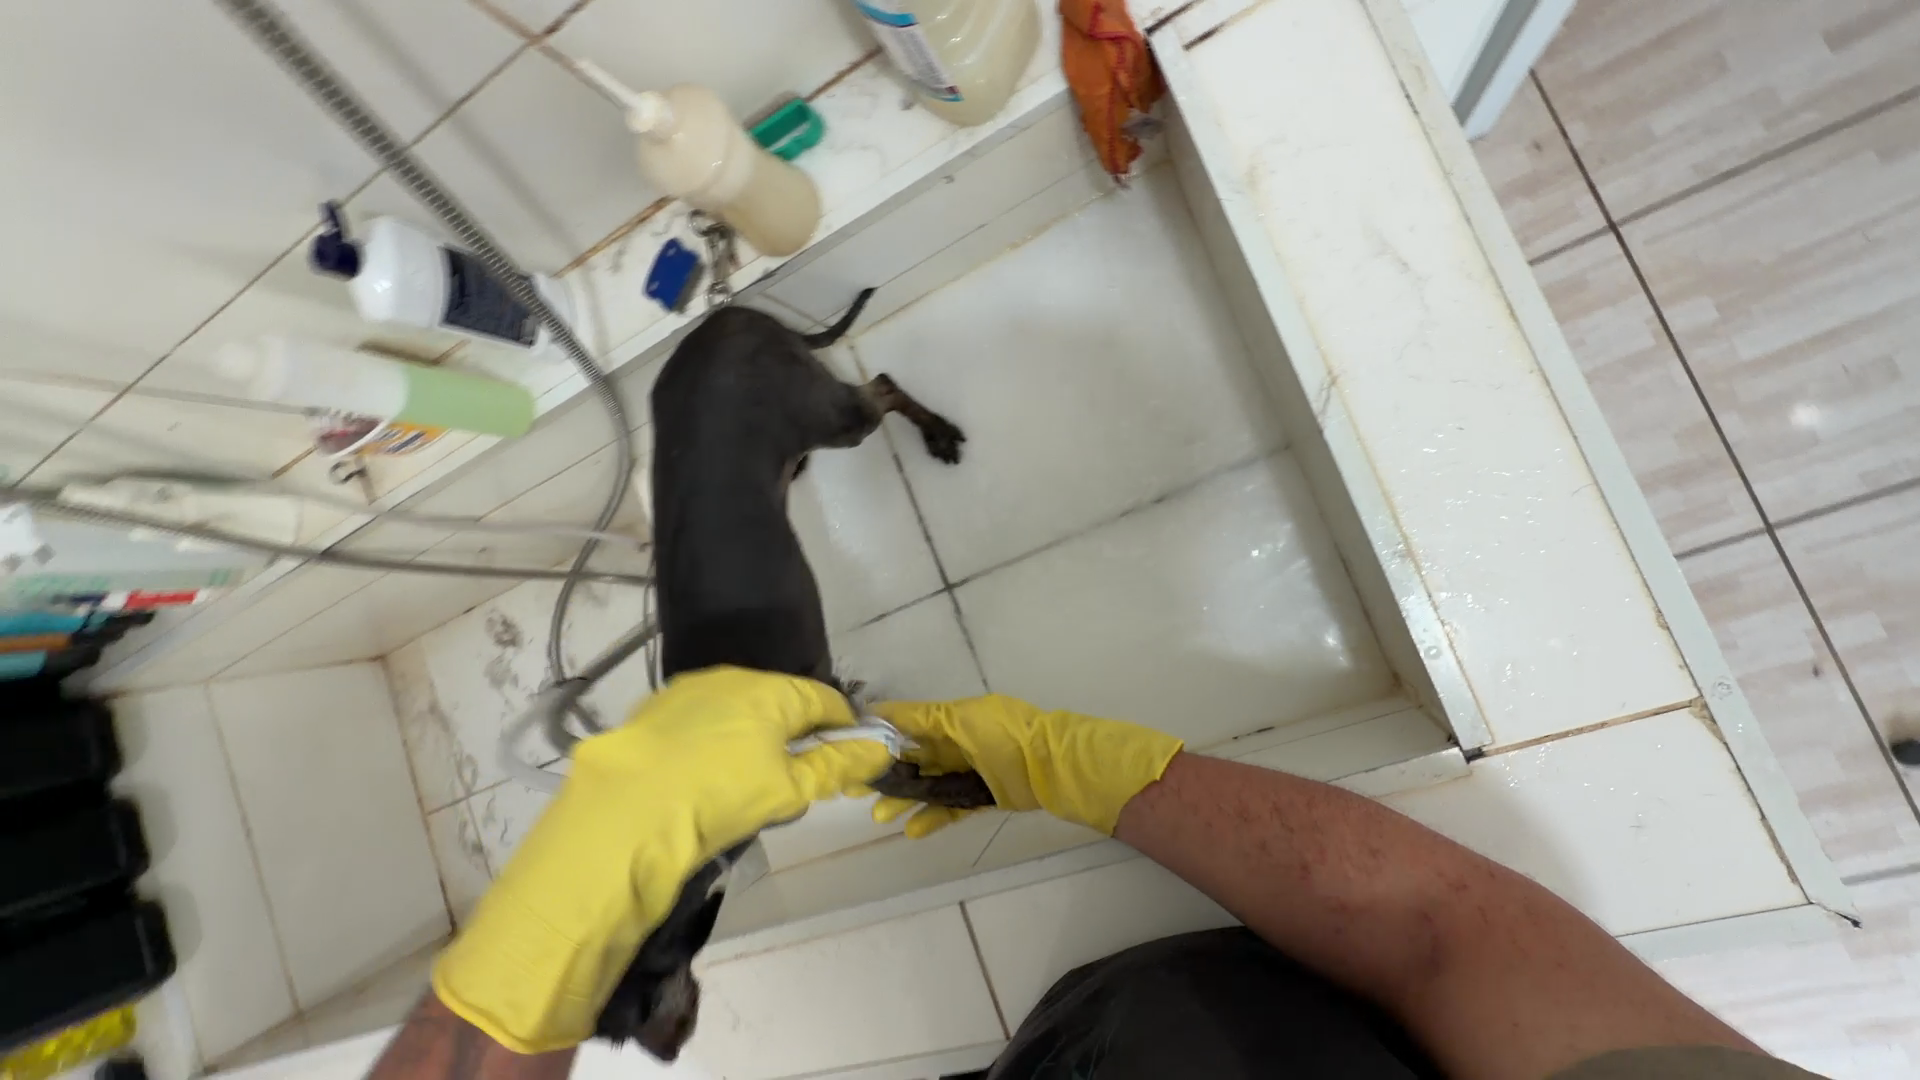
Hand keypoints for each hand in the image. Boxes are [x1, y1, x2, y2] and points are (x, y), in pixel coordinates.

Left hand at [433, 667, 891, 1053]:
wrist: (624, 815)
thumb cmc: (722, 797)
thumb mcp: (790, 789)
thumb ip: (838, 765)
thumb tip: (880, 748)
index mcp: (772, 690)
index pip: (824, 699)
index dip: (844, 725)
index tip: (851, 752)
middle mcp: (731, 677)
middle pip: (780, 700)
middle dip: (796, 731)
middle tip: (800, 773)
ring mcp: (687, 692)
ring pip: (737, 708)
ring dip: (753, 733)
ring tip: (749, 777)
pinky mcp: (651, 711)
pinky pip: (699, 720)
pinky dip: (712, 739)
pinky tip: (702, 774)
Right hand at [870, 695, 1182, 837]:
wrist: (1053, 766)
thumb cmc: (1006, 735)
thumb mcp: (961, 719)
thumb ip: (923, 718)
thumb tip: (882, 710)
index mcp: (951, 719)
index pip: (908, 723)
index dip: (881, 733)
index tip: (851, 744)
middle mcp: (957, 743)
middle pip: (914, 758)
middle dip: (886, 772)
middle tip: (856, 789)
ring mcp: (969, 771)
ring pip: (928, 786)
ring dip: (904, 798)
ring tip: (879, 815)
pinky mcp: (982, 797)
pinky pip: (950, 808)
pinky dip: (931, 817)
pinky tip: (911, 830)